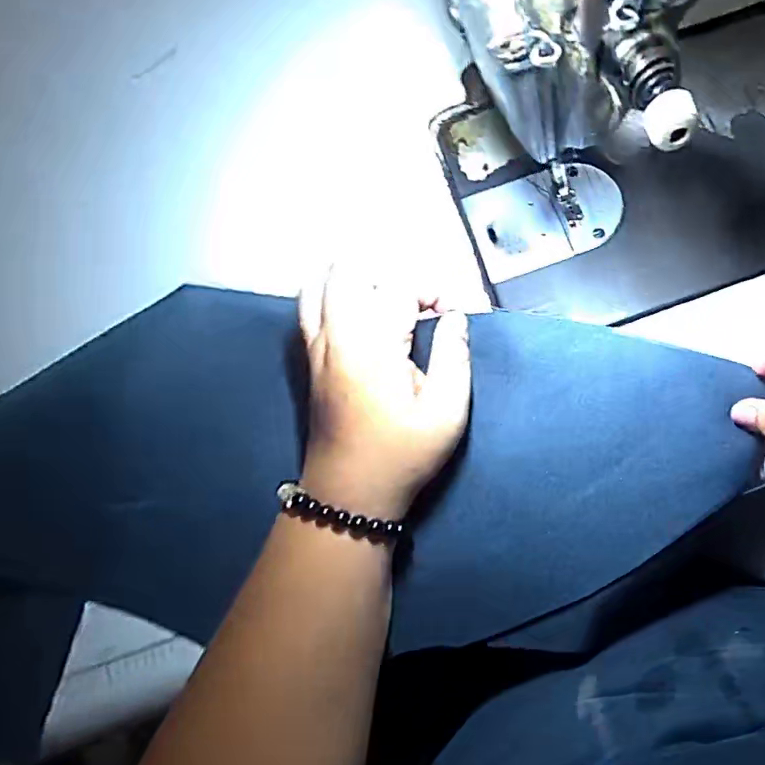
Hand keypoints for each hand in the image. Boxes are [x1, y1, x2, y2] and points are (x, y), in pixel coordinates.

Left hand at [297, 268, 472, 521]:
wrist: (350, 492)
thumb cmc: (403, 454)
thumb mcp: (447, 412)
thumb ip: (454, 356)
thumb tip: (455, 318)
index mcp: (373, 346)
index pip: (398, 287)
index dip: (432, 291)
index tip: (451, 316)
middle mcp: (336, 336)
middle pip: (351, 271)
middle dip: (393, 278)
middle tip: (421, 307)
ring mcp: (316, 346)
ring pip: (322, 282)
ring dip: (360, 282)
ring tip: (391, 306)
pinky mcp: (309, 360)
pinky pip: (310, 306)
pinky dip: (336, 297)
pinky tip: (362, 318)